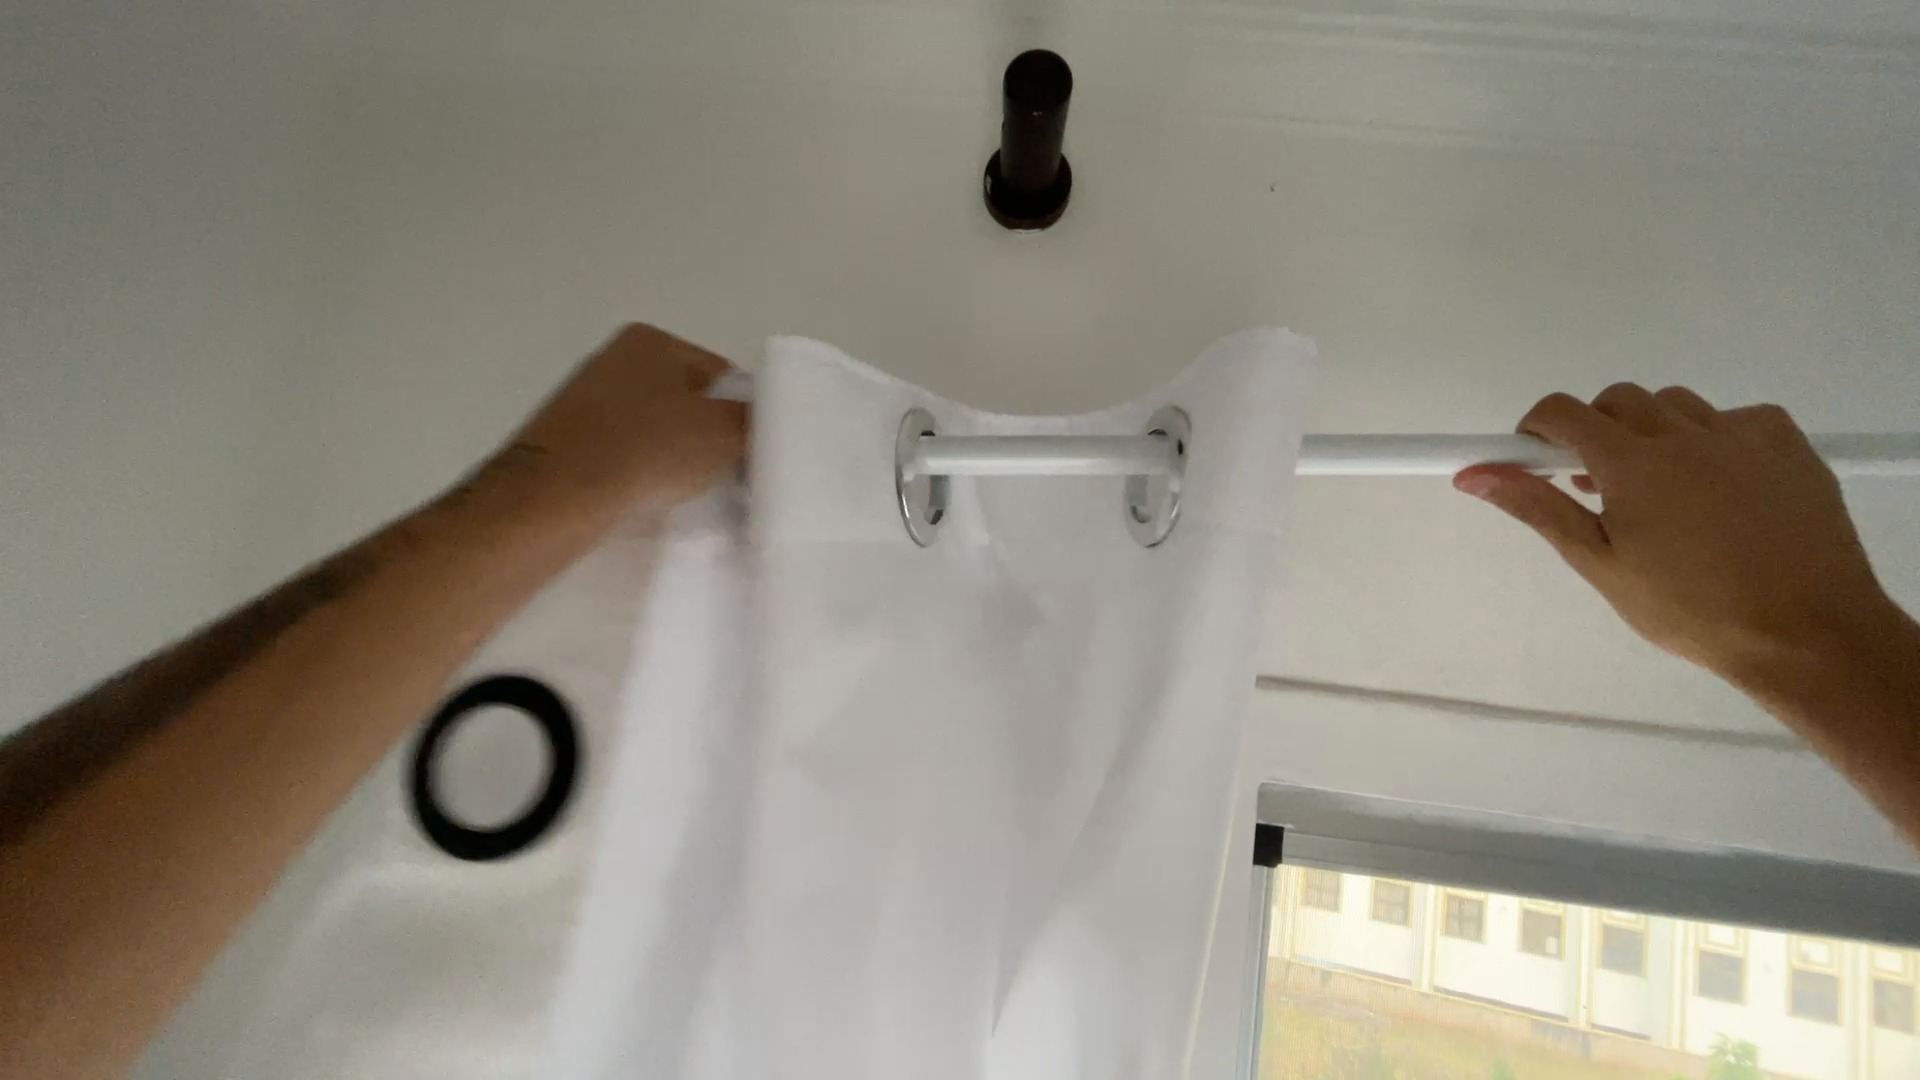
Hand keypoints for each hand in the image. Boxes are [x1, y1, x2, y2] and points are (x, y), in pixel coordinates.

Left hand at [463, 323, 747, 520]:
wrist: (560, 496)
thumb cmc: (651, 449)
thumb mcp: (727, 431)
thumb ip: (757, 419)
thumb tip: (763, 423)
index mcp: (652, 341)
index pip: (723, 376)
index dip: (746, 414)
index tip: (754, 451)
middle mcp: (614, 359)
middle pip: (689, 404)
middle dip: (710, 438)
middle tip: (729, 474)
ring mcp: (585, 401)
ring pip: (658, 432)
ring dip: (678, 459)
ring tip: (692, 492)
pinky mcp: (568, 442)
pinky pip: (627, 456)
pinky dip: (645, 474)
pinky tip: (654, 499)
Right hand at [1453, 384, 1900, 682]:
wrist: (1808, 635)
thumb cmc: (1684, 605)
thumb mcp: (1595, 560)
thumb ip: (1536, 506)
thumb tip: (1473, 474)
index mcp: (1633, 462)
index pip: (1563, 411)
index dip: (1534, 428)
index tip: (1531, 461)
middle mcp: (1688, 435)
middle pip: (1618, 400)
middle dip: (1590, 429)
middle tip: (1589, 483)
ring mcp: (1746, 437)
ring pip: (1675, 404)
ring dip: (1647, 430)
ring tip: (1650, 486)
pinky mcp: (1792, 449)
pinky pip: (1737, 417)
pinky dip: (1709, 435)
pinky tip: (1710, 480)